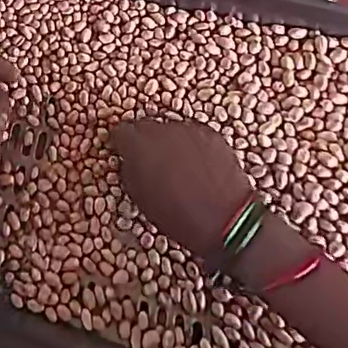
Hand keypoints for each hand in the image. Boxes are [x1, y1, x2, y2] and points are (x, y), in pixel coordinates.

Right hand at [111, 118, 254, 259]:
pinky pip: (194, 134)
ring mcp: (187, 129)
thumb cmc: (177, 215)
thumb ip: (130, 170)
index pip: (120, 132)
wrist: (227, 220)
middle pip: (145, 127)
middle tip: (153, 162)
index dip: (123, 144)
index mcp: (137, 145)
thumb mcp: (140, 196)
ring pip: (170, 129)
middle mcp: (160, 130)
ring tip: (179, 165)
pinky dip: (192, 145)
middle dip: (146, 141)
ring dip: (170, 142)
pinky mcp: (210, 134)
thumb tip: (130, 160)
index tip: (126, 153)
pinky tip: (198, 165)